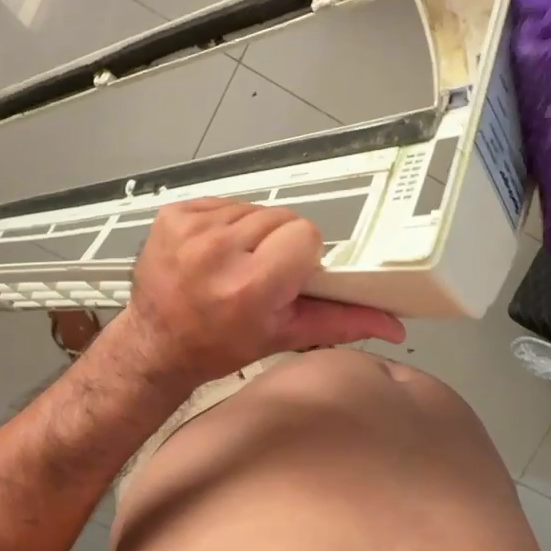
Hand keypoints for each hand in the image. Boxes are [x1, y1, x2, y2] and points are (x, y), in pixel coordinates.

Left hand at [110, 199, 406, 390]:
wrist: (157, 344)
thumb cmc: (219, 345)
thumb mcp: (282, 336)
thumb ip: (341, 322)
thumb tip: (393, 323)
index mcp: (250, 285)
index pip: (306, 234)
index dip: (301, 257)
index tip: (286, 279)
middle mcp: (217, 251)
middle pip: (282, 218)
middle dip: (278, 245)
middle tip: (260, 275)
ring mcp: (191, 229)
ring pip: (254, 210)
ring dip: (252, 234)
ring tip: (234, 265)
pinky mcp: (174, 215)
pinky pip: (223, 204)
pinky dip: (225, 225)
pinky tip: (214, 254)